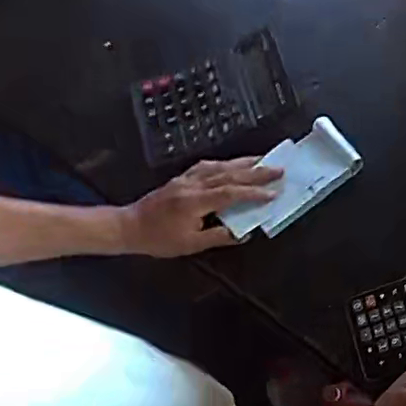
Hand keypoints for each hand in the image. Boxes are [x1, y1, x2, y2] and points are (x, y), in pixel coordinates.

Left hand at [117, 157, 281, 257]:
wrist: (128, 227)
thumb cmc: (158, 239)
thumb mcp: (191, 244)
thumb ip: (219, 236)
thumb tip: (242, 233)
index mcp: (194, 202)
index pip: (230, 194)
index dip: (253, 193)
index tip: (273, 193)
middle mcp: (191, 185)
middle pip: (228, 174)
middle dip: (256, 172)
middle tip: (278, 169)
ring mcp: (185, 179)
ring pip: (219, 166)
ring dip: (243, 163)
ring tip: (262, 161)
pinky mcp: (181, 178)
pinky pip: (206, 166)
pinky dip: (224, 164)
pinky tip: (233, 164)